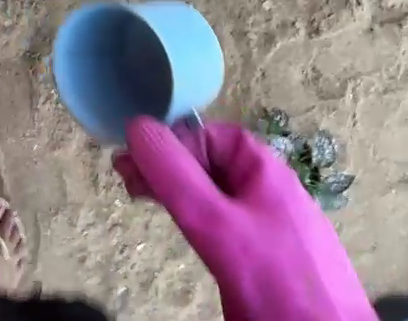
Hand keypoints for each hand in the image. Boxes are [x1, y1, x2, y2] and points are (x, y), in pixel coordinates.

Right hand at [114, 118, 374, 320]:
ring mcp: (271, 226)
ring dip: (179, 193)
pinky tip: (186, 233)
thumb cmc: (276, 283)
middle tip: (130, 186)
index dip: (167, 146)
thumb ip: (174, 174)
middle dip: (168, 169)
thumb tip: (136, 124)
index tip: (134, 168)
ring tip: (144, 201)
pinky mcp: (268, 258)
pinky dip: (198, 221)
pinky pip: (226, 224)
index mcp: (265, 169)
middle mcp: (268, 190)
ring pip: (214, 194)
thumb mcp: (216, 224)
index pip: (205, 135)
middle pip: (208, 162)